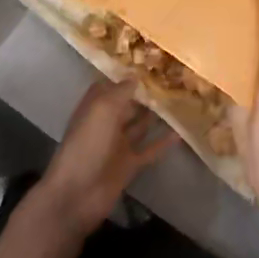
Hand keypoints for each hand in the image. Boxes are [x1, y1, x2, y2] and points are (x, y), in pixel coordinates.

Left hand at [36, 79, 176, 234]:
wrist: (78, 193)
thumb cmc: (87, 144)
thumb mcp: (102, 110)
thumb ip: (120, 92)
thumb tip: (136, 76)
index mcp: (95, 106)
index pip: (111, 84)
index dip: (127, 74)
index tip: (150, 63)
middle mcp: (106, 122)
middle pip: (128, 103)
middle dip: (145, 93)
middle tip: (173, 80)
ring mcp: (118, 144)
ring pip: (140, 125)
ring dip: (156, 115)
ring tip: (180, 101)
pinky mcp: (129, 165)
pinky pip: (149, 150)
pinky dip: (163, 142)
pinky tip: (180, 133)